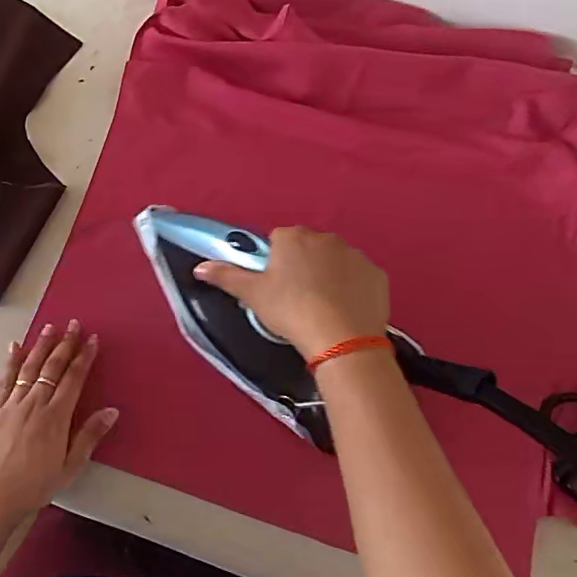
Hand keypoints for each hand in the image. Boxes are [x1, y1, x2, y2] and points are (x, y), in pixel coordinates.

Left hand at [0, 320, 118, 523]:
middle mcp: (34, 404)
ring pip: (29, 368)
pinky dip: (11, 361)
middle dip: (65, 344)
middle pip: (52, 368)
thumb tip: (111, 411)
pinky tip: (15, 347)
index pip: (74, 379)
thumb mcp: (70, 465)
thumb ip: (89, 435)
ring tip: (50, 328)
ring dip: (41, 346)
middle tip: (74, 324)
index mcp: (56, 417)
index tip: (92, 340)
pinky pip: (5, 380)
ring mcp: (12, 404)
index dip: (83, 357)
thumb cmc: (36, 484)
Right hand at [194, 226, 389, 357]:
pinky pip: (356, 277)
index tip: (268, 283)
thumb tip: (199, 267)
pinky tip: (339, 309)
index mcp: (292, 238)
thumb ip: (224, 276)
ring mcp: (356, 255)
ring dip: (323, 275)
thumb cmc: (290, 310)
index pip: (275, 239)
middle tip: (288, 296)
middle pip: (305, 247)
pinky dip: (348, 288)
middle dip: (297, 265)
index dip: (269, 261)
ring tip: (315, 306)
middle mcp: (325, 238)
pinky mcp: (377, 275)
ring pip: (332, 261)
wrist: (342, 338)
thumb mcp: (250, 294)